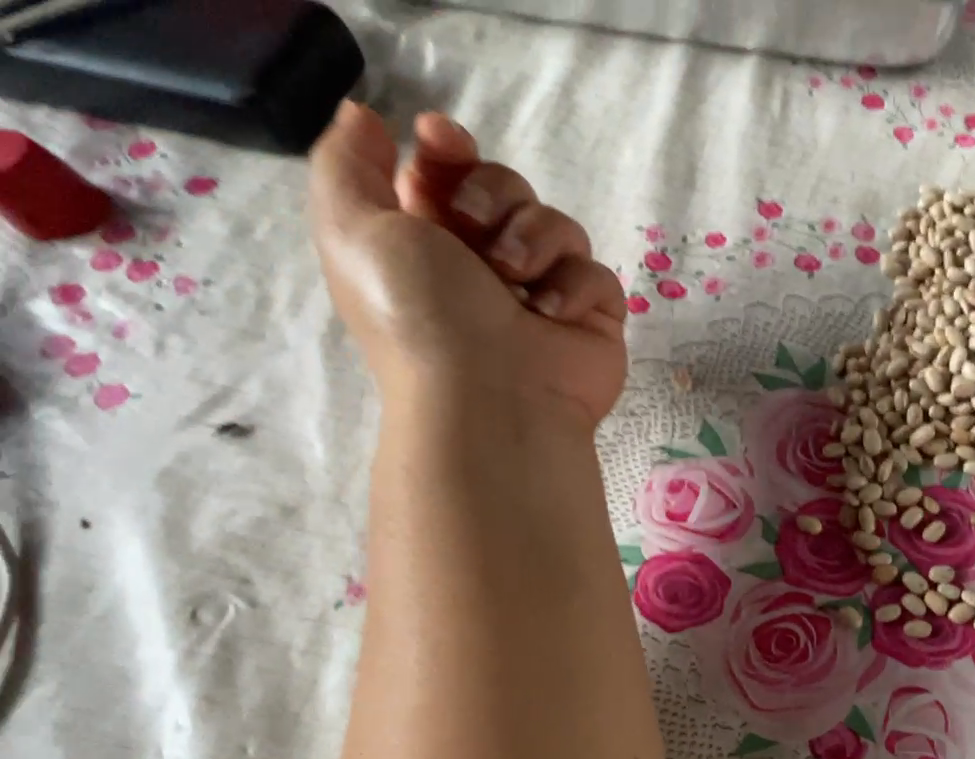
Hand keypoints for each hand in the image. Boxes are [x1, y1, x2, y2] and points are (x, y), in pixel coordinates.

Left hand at [307, 103, 628, 428]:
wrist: (492, 395)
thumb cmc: (419, 314)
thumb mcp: (351, 228)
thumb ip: (345, 161)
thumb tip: (365, 115)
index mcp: (426, 241)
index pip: (447, 171)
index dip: (449, 147)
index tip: (446, 139)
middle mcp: (485, 263)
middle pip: (508, 187)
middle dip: (495, 194)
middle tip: (478, 229)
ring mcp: (545, 290)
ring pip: (559, 224)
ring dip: (536, 241)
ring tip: (517, 283)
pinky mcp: (593, 316)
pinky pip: (597, 272)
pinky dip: (575, 288)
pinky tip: (553, 316)